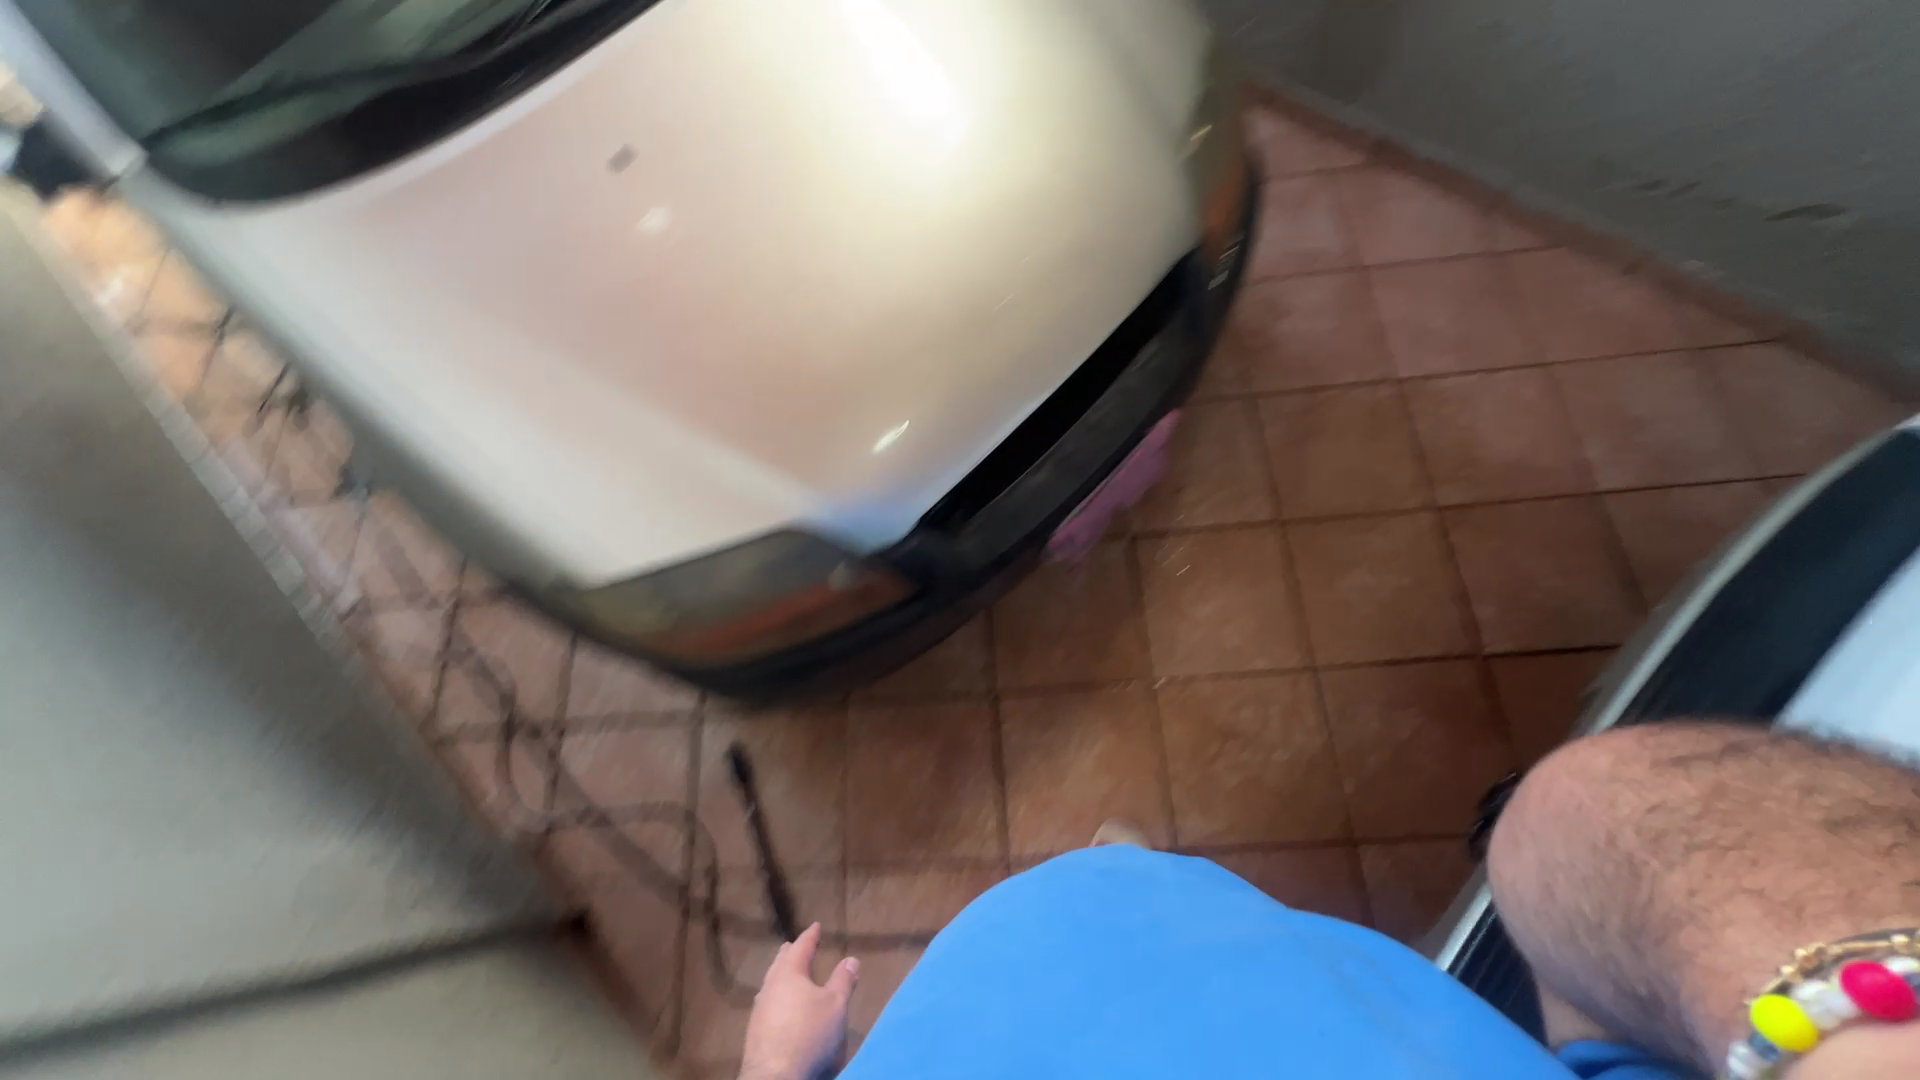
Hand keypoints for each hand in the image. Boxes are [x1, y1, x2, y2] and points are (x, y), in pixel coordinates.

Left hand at [739, 923, 859, 1079]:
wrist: (774, 1077)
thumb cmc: (808, 1033)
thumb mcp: (835, 1005)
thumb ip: (843, 980)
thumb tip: (851, 959)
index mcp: (789, 973)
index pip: (801, 947)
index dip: (810, 936)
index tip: (815, 926)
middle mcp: (771, 986)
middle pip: (781, 963)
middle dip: (790, 953)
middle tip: (794, 945)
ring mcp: (759, 1009)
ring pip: (771, 983)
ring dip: (780, 974)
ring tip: (786, 972)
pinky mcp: (755, 1031)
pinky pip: (767, 1002)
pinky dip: (776, 995)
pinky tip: (778, 1005)